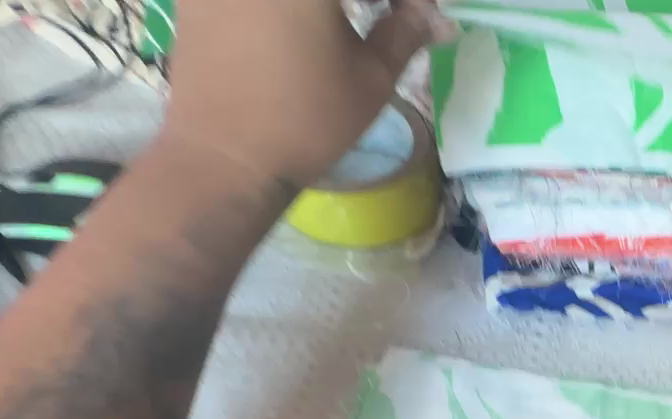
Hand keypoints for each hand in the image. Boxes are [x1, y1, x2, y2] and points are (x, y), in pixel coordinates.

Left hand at [161, 0, 453, 189]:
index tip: (422, 17)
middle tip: (392, 16)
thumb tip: (441, 20)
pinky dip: (290, 7)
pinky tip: (304, 25)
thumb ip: (406, 34)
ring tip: (352, 21)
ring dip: (336, 6)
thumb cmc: (312, 118)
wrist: (230, 150)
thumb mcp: (372, 77)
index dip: (409, 0)